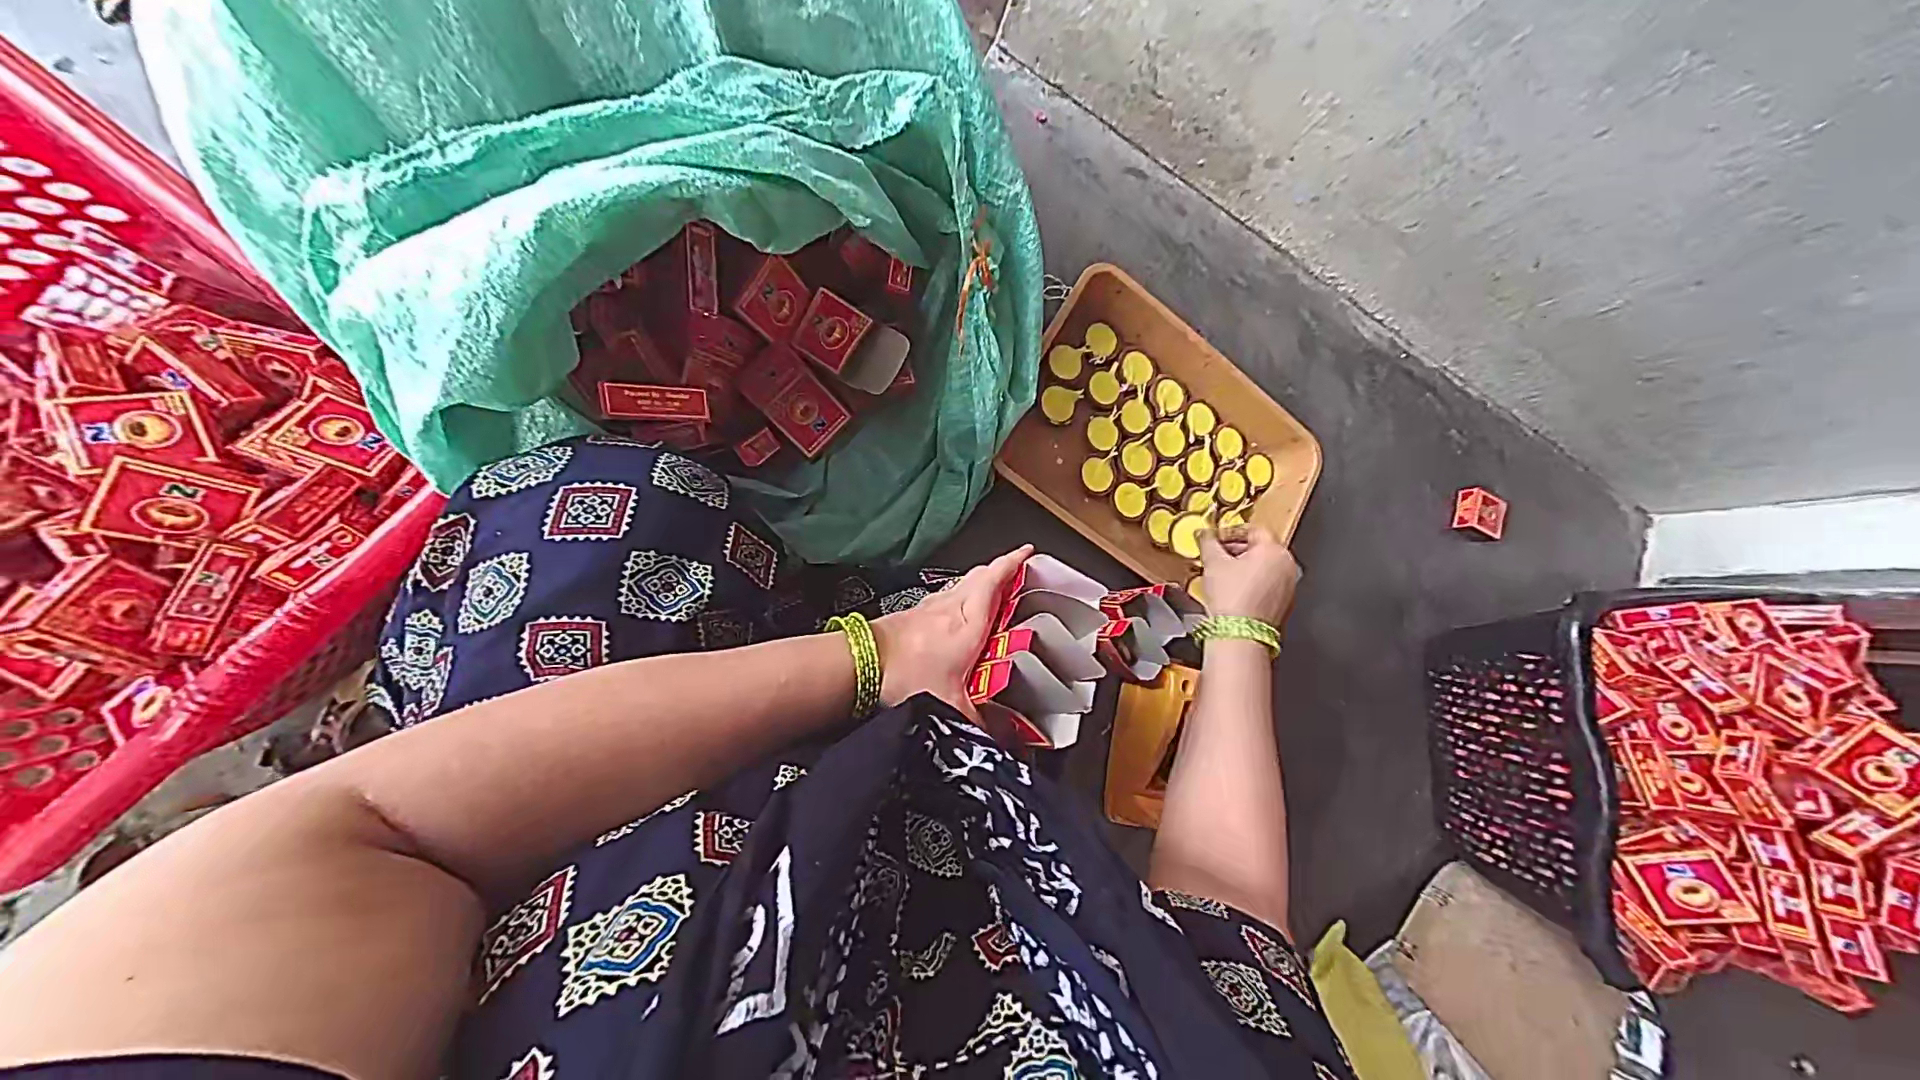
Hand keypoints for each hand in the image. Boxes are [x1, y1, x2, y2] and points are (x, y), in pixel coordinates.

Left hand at [871, 545, 1032, 719]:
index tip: (1027, 552)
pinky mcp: (913, 614)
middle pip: (979, 575)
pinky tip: (956, 610)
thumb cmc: (902, 676)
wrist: (860, 664)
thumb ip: (979, 724)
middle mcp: (949, 608)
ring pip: (961, 583)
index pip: (995, 581)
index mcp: (967, 623)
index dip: (1013, 563)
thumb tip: (1001, 741)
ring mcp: (929, 607)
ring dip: (979, 579)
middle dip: (1001, 567)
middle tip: (1018, 569)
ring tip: (992, 588)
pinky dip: (959, 594)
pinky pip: (945, 596)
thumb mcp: (950, 706)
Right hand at [1198, 525, 1300, 626]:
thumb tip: (1204, 534)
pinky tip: (1233, 591)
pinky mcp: (1284, 604)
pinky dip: (1251, 583)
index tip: (1215, 537)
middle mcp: (1287, 566)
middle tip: (1215, 555)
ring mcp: (1288, 586)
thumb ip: (1208, 542)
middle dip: (1236, 550)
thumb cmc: (1233, 599)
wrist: (1241, 633)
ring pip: (1264, 568)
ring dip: (1243, 567)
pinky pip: (1267, 585)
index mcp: (1274, 550)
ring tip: (1221, 574)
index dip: (1230, 531)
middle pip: (1260, 548)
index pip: (1253, 529)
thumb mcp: (1213, 562)